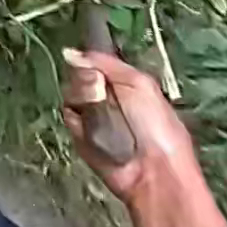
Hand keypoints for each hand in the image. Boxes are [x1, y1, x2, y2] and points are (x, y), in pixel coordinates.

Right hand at [63, 48, 226, 226]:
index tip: (88, 62)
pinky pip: (69, 116)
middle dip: (86, 79)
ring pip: (71, 92)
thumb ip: (105, 61)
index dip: (88, 59)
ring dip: (84, 98)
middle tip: (101, 90)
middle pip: (78, 72)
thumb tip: (70, 53)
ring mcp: (91, 115)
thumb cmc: (157, 127)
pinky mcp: (81, 136)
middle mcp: (104, 95)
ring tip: (103, 114)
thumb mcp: (139, 83)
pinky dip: (79, 120)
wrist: (156, 174)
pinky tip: (93, 128)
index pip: (92, 59)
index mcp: (121, 81)